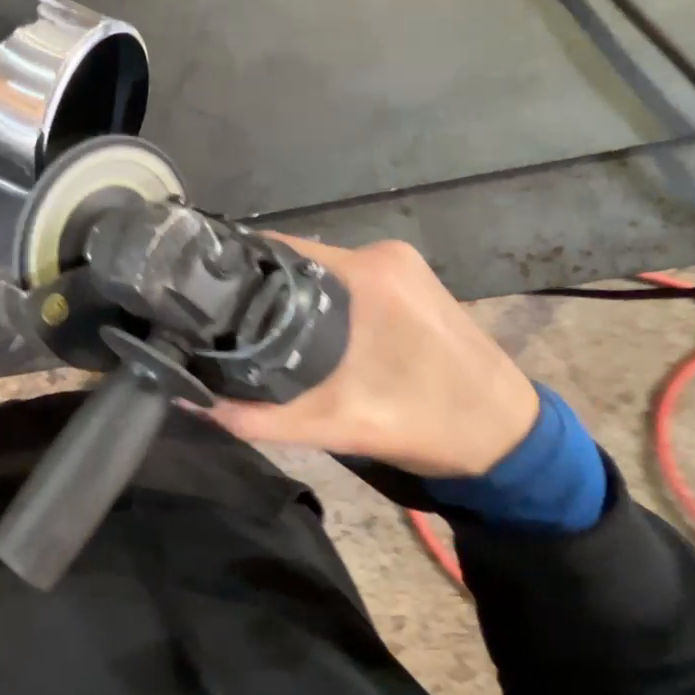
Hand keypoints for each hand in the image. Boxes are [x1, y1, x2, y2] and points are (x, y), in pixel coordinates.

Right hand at [203, 236, 540, 476]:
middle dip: (254, 287)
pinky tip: (297, 326)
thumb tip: (184, 398)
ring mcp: (399, 264)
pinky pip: (341, 278)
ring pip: (315, 269)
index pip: (271, 251)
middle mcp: (380, 255)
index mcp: (366, 273)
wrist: (509, 442)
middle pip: (290, 258)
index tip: (195, 295)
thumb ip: (253, 415)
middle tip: (216, 319)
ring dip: (285, 294)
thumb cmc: (424, 424)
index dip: (229, 271)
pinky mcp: (409, 280)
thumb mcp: (332, 424)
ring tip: (248, 324)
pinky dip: (316, 298)